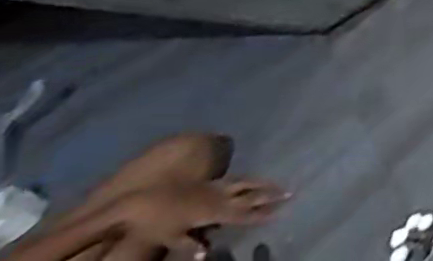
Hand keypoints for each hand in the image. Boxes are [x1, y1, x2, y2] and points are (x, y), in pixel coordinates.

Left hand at [112, 180, 288, 257]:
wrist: (143, 200)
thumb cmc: (155, 223)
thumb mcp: (170, 238)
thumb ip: (189, 245)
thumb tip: (206, 255)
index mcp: (212, 211)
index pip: (242, 213)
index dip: (261, 213)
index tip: (280, 210)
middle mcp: (219, 197)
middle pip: (250, 194)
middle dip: (270, 194)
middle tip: (290, 191)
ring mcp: (215, 187)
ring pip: (245, 182)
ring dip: (262, 183)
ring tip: (277, 182)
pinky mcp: (208, 183)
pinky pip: (234, 179)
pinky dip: (245, 180)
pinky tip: (248, 180)